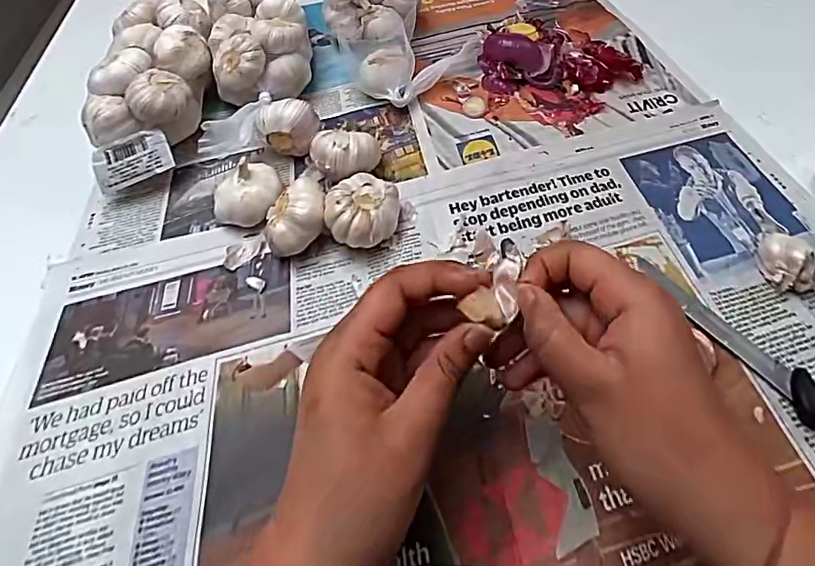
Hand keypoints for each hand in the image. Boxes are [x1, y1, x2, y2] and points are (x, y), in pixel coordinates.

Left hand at [247, 261, 491, 565]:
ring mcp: (359, 372)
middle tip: (495, 301)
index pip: (392, 289)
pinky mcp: (370, 394)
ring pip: (406, 331)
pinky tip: (468, 351)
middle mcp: (348, 351)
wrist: (319, 556)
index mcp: (345, 348)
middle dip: (447, 297)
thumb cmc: (354, 499)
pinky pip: (406, 360)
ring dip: (446, 323)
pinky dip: (437, 353)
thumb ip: (444, 373)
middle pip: (400, 305)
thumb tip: (478, 326)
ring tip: (490, 322)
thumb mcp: (409, 434)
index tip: (481, 281)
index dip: (438, 277)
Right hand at [490, 241, 793, 565]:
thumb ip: (549, 331)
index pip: (572, 255)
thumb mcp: (592, 383)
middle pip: (566, 288)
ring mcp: (629, 338)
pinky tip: (521, 379)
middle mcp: (632, 308)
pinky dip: (550, 359)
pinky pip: (578, 347)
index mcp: (634, 298)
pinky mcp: (625, 366)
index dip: (535, 271)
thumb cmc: (661, 442)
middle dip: (527, 311)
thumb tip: (517, 290)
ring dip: (532, 339)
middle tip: (493, 337)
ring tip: (500, 365)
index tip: (508, 304)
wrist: (723, 510)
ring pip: (567, 319)